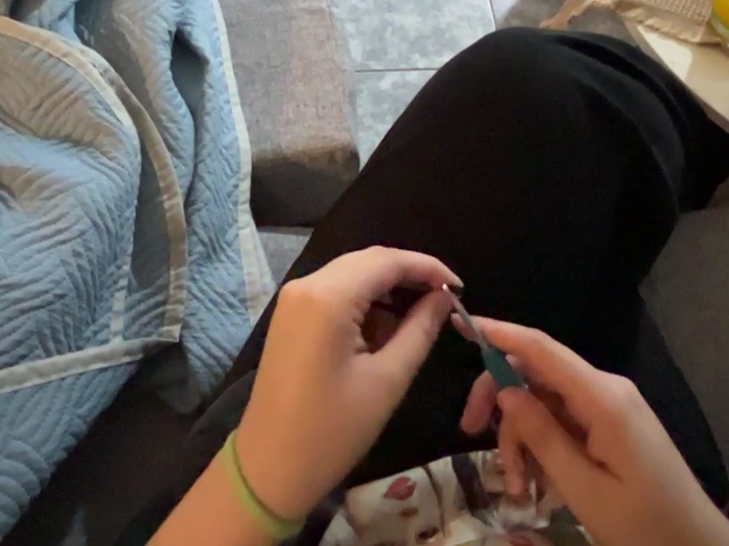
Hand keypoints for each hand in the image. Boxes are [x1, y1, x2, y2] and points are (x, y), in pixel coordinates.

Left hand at [234, 247, 461, 521]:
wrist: (269, 467)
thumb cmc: (332, 430)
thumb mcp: (387, 381)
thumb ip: (420, 330)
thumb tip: (443, 299)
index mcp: (328, 296)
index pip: (386, 260)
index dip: (427, 267)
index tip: (459, 287)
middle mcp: (307, 283)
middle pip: (368, 261)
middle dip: (408, 275)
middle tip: (445, 300)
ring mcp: (294, 297)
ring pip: (352, 273)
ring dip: (387, 288)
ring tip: (422, 315)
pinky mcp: (291, 313)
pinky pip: (335, 289)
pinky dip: (364, 300)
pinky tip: (386, 325)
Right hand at [459, 319, 728, 545]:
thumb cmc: (646, 528)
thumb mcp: (586, 491)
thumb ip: (543, 436)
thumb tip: (505, 390)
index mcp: (603, 398)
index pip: (541, 349)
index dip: (499, 332)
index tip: (461, 324)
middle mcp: (605, 388)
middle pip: (535, 374)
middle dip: (500, 401)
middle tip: (470, 433)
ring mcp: (609, 404)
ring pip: (543, 400)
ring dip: (522, 436)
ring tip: (517, 485)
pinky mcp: (610, 422)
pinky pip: (562, 418)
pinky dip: (542, 444)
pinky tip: (536, 482)